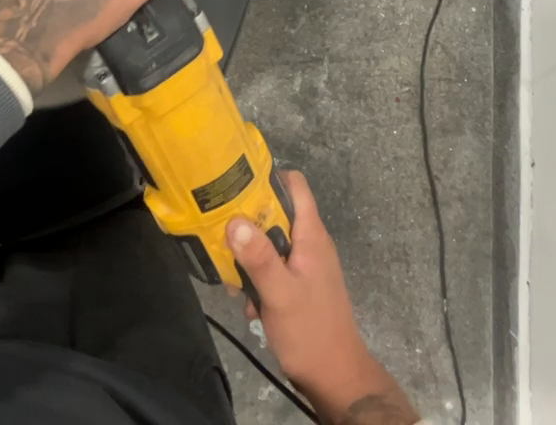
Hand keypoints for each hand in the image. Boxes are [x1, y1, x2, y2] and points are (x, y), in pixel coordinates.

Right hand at [228, 171, 418, 424]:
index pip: (294, 185)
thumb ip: (258, 256)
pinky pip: (272, 264)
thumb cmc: (310, 332)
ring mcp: (305, 264)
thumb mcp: (280, 293)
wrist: (335, 380)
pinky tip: (245, 297)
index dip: (266, 176)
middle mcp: (309, 243)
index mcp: (311, 236)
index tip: (233, 181)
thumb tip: (234, 220)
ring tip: (229, 270)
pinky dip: (257, 274)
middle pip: (275, 211)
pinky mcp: (298, 284)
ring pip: (270, 240)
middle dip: (248, 219)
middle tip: (220, 228)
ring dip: (249, 252)